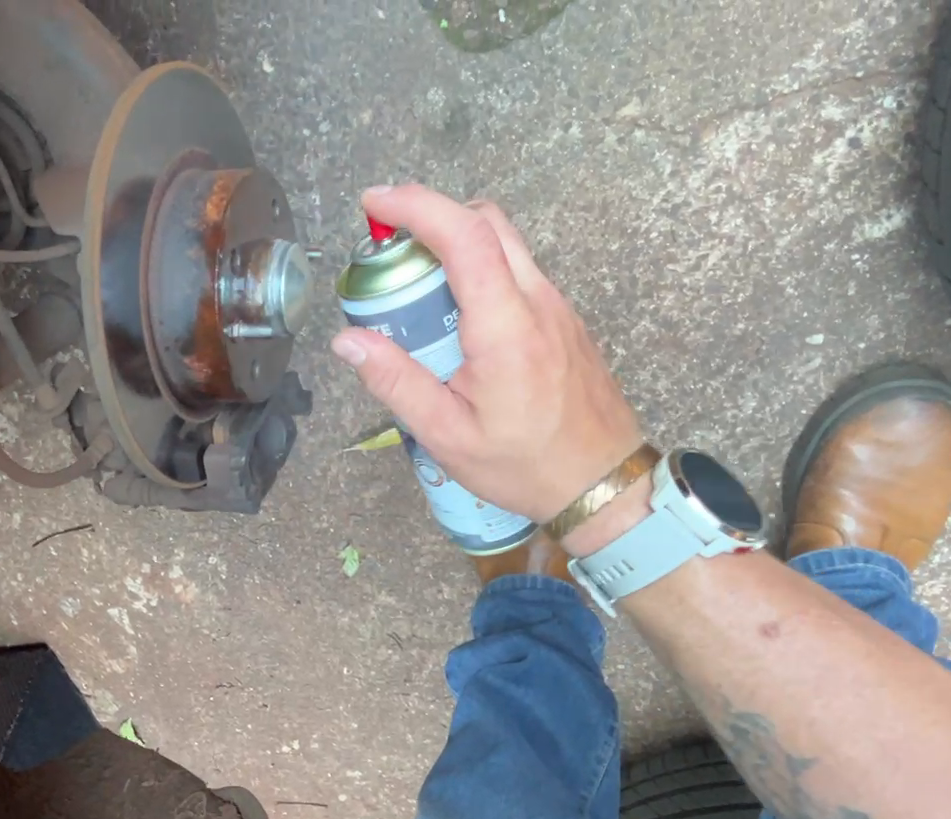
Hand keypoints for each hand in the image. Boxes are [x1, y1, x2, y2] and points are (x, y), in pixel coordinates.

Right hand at [331, 185, 643, 523]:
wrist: (602, 482)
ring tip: (413, 289)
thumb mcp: (446, 435)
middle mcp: (537, 302)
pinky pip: (516, 273)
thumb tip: (347, 341)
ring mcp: (557, 306)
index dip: (415, 205)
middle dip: (431, 216)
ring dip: (454, 245)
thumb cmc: (524, 465)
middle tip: (386, 247)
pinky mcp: (562, 319)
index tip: (373, 203)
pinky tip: (453, 320)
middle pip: (487, 223)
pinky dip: (477, 271)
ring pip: (504, 244)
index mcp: (506, 327)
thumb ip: (395, 383)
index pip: (465, 235)